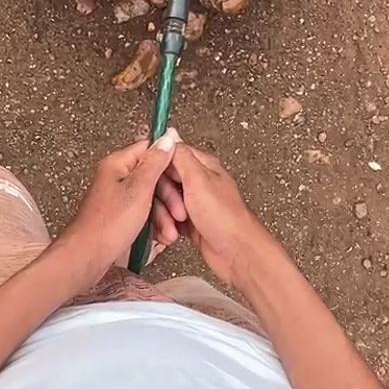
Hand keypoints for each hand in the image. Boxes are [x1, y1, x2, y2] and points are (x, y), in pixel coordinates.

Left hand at [53, 130, 180, 284]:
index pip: (150, 150)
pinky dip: (154, 224)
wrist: (88, 257)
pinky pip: (143, 213)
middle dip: (169, 196)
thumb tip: (167, 138)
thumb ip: (155, 163)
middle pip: (153, 176)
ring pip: (150, 197)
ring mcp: (118, 196)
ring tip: (170, 233)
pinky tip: (161, 237)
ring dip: (164, 215)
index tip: (183, 177)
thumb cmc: (109, 224)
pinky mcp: (119, 215)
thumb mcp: (139, 189)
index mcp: (118, 164)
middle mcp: (117, 176)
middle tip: (179, 212)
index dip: (169, 162)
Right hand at [152, 142, 280, 292]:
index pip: (171, 155)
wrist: (236, 254)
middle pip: (165, 180)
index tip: (151, 179)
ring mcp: (194, 204)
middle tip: (175, 208)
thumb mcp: (198, 179)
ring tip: (176, 225)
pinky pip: (168, 220)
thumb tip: (169, 134)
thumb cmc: (224, 218)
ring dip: (164, 215)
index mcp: (202, 166)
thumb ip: (181, 156)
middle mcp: (198, 182)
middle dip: (163, 196)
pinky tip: (171, 235)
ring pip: (164, 202)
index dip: (159, 167)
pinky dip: (167, 227)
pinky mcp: (190, 223)